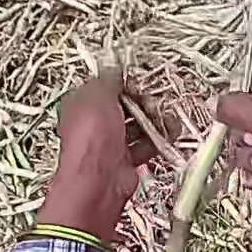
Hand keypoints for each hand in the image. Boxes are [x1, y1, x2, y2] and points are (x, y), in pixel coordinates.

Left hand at [38, 68, 153, 243]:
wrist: (98, 181)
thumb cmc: (91, 137)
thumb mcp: (98, 96)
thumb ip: (109, 80)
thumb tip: (116, 70)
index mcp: (82, 105)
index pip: (106, 87)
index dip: (124, 83)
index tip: (137, 84)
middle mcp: (95, 124)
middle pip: (126, 105)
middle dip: (143, 102)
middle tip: (151, 104)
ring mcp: (111, 143)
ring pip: (138, 125)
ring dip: (154, 120)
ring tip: (167, 118)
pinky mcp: (126, 160)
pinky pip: (145, 145)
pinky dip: (158, 139)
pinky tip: (170, 133)